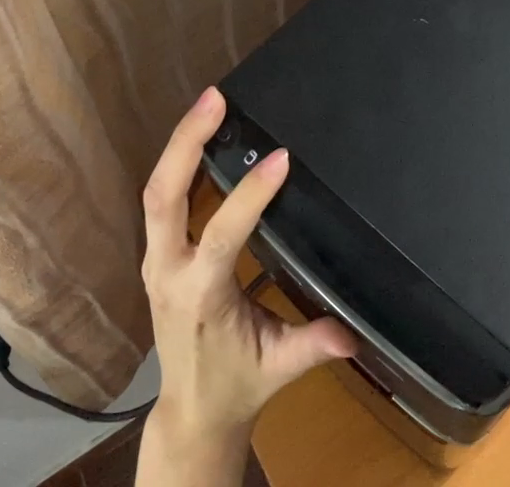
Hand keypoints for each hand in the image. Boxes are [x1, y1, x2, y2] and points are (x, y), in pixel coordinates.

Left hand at [136, 87, 356, 486]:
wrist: (192, 410)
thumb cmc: (237, 385)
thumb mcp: (279, 367)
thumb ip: (314, 346)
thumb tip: (353, 332)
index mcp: (199, 296)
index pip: (221, 235)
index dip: (249, 196)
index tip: (279, 158)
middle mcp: (168, 271)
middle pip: (162, 196)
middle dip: (186, 143)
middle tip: (215, 99)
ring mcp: (156, 260)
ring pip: (156, 192)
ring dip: (181, 145)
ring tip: (210, 103)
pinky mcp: (159, 254)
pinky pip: (163, 200)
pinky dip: (180, 163)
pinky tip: (203, 137)